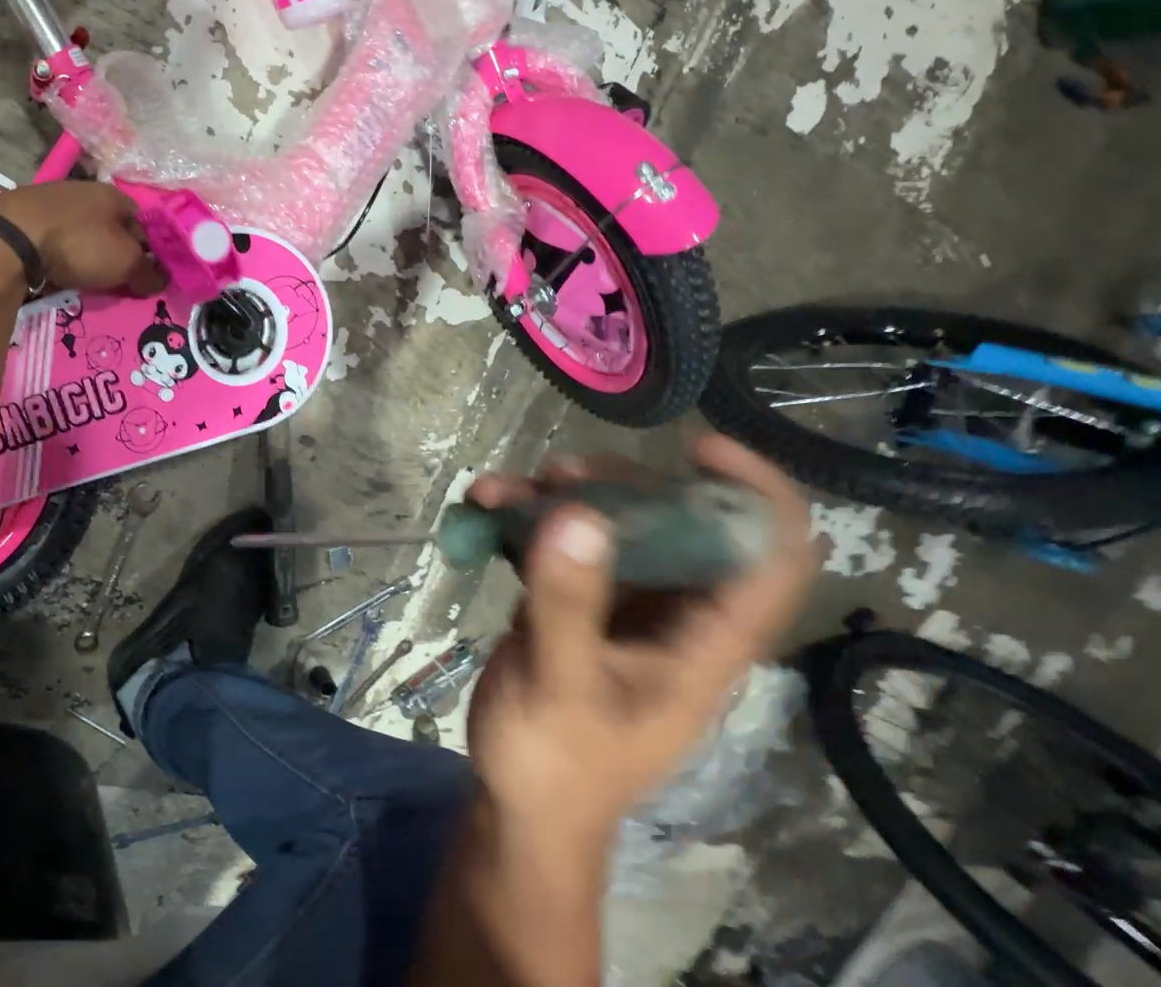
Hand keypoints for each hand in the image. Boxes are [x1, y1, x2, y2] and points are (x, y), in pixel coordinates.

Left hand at [0, 181, 166, 295]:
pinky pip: (56, 237)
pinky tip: (58, 268)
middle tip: (117, 281)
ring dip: (88, 253)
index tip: (146, 276)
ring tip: (86, 278)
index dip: (150, 251)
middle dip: (117, 253)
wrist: (13, 238)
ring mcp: (54, 199)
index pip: (145, 224)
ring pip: (83, 231)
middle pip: (113, 227)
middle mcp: (87, 191)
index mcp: (116, 196)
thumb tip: (162, 279)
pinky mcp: (27, 214)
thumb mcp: (125, 262)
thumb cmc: (80, 245)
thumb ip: (149, 272)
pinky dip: (61, 252)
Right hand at [461, 435, 812, 849]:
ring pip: (613, 532)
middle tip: (557, 472)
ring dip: (559, 502)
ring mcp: (623, 611)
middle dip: (620, 489)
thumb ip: (569, 604)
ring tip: (499, 490)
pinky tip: (483, 512)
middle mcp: (674, 616)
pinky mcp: (577, 610)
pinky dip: (526, 525)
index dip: (754, 493)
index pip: (770, 557)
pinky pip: (563, 550)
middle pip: (678, 526)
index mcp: (706, 643)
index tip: (695, 447)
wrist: (518, 805)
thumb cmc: (557, 761)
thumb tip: (577, 514)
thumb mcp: (561, 685)